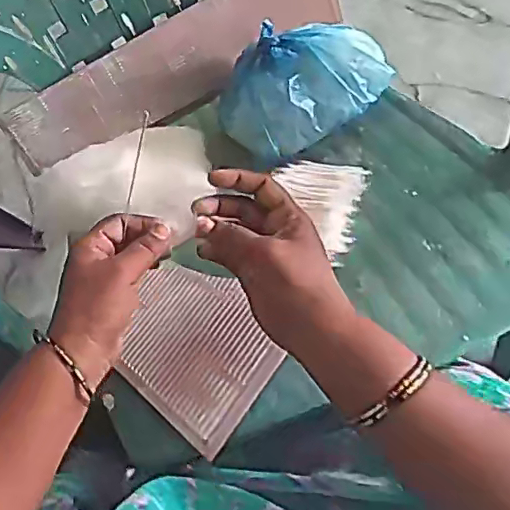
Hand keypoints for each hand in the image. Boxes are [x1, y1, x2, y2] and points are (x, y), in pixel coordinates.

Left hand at [47, 214, 173, 383]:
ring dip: (146, 254)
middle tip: (169, 244)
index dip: (143, 223)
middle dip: (146, 238)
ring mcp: (101, 276)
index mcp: (89, 246)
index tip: (166, 231)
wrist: (84, 349)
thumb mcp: (123, 272)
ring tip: (165, 257)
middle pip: (124, 237)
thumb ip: (144, 249)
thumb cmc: (95, 310)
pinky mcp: (109, 294)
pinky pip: (128, 274)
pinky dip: (142, 270)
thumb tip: (163, 230)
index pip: (119, 222)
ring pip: (127, 255)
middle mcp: (93, 258)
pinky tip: (153, 274)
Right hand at [193, 169, 358, 358]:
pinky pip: (229, 252)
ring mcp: (263, 252)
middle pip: (243, 208)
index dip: (238, 179)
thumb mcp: (263, 253)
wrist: (314, 330)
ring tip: (195, 232)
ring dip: (213, 228)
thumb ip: (231, 236)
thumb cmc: (297, 285)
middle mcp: (274, 231)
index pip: (262, 187)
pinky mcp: (252, 271)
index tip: (212, 179)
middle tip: (196, 212)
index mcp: (287, 218)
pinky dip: (214, 249)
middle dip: (219, 206)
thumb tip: (203, 224)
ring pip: (233, 230)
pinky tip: (201, 251)